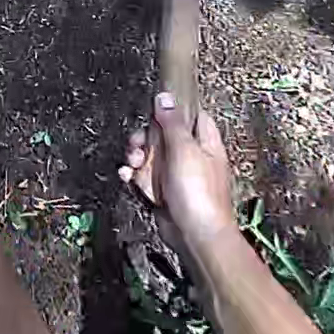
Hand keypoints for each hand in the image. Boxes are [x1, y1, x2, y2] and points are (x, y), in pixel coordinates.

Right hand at [119, 92, 236, 254]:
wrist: (195, 236)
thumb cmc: (197, 192)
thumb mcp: (184, 150)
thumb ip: (172, 122)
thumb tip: (165, 97)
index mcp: (204, 142)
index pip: (191, 114)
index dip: (174, 109)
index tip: (155, 109)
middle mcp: (190, 155)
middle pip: (162, 133)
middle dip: (144, 137)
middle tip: (138, 144)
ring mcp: (176, 173)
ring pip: (149, 153)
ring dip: (136, 157)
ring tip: (134, 165)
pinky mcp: (162, 189)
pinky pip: (143, 175)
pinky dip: (134, 175)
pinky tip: (128, 177)